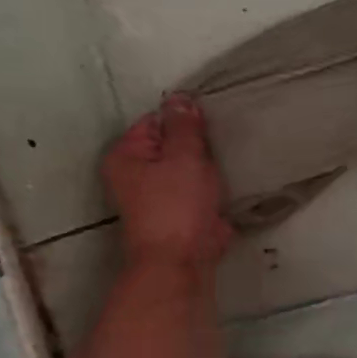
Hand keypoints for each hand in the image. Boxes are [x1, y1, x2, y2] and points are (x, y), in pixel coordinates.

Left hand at [102, 94, 232, 267]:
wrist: (182, 259)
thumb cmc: (177, 204)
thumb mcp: (184, 157)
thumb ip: (184, 126)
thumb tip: (179, 97)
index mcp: (126, 155)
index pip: (156, 120)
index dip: (184, 120)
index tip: (211, 124)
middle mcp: (134, 173)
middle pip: (172, 144)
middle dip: (198, 144)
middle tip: (223, 144)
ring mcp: (157, 195)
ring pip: (188, 167)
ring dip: (208, 166)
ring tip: (229, 161)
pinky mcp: (179, 212)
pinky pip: (198, 189)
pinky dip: (212, 186)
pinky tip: (229, 183)